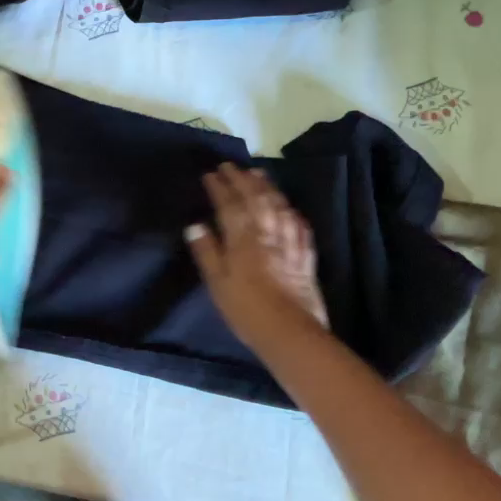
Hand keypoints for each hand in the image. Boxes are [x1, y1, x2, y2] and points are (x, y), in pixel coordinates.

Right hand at [186, 163, 329, 342]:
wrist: (290, 334)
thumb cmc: (246, 309)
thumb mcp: (217, 283)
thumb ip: (207, 252)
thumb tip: (194, 225)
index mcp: (242, 240)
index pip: (229, 206)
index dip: (219, 188)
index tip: (210, 174)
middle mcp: (267, 236)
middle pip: (256, 200)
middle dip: (242, 180)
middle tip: (231, 166)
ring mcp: (289, 245)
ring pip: (279, 209)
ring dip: (268, 189)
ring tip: (259, 174)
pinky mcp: (305, 258)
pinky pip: (300, 228)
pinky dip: (292, 213)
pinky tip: (289, 208)